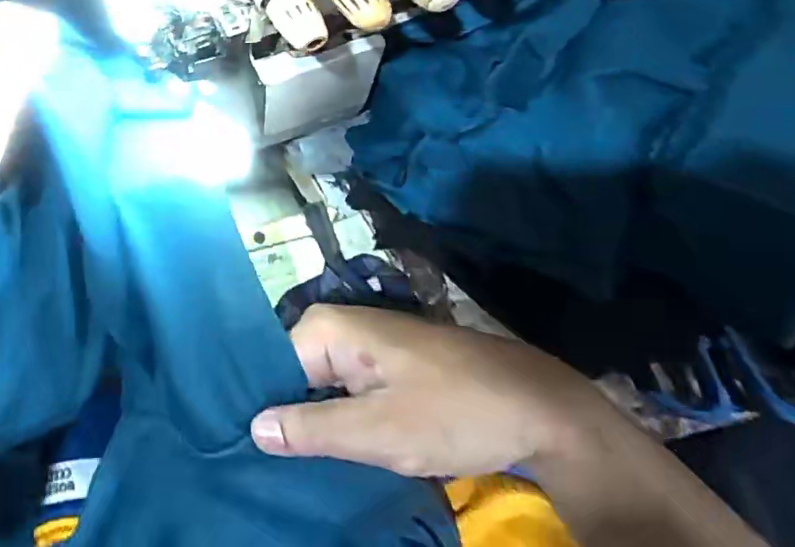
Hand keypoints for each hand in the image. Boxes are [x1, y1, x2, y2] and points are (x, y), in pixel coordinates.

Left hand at [0, 2, 61, 256]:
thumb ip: (16, 69)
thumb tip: (47, 26)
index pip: (6, 13)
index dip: (41, 21)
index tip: (72, 45)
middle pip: (1, 30)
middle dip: (36, 38)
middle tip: (68, 65)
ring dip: (27, 59)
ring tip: (56, 80)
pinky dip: (14, 78)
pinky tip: (28, 101)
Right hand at [250, 305, 614, 478]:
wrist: (546, 410)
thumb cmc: (457, 412)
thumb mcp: (382, 432)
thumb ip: (313, 430)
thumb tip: (253, 428)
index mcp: (324, 327)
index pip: (269, 367)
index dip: (260, 407)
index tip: (247, 448)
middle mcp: (336, 328)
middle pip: (292, 376)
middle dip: (287, 419)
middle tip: (273, 467)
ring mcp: (363, 347)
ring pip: (320, 389)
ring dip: (316, 426)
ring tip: (298, 468)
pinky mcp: (387, 368)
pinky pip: (347, 394)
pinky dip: (343, 423)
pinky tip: (337, 455)